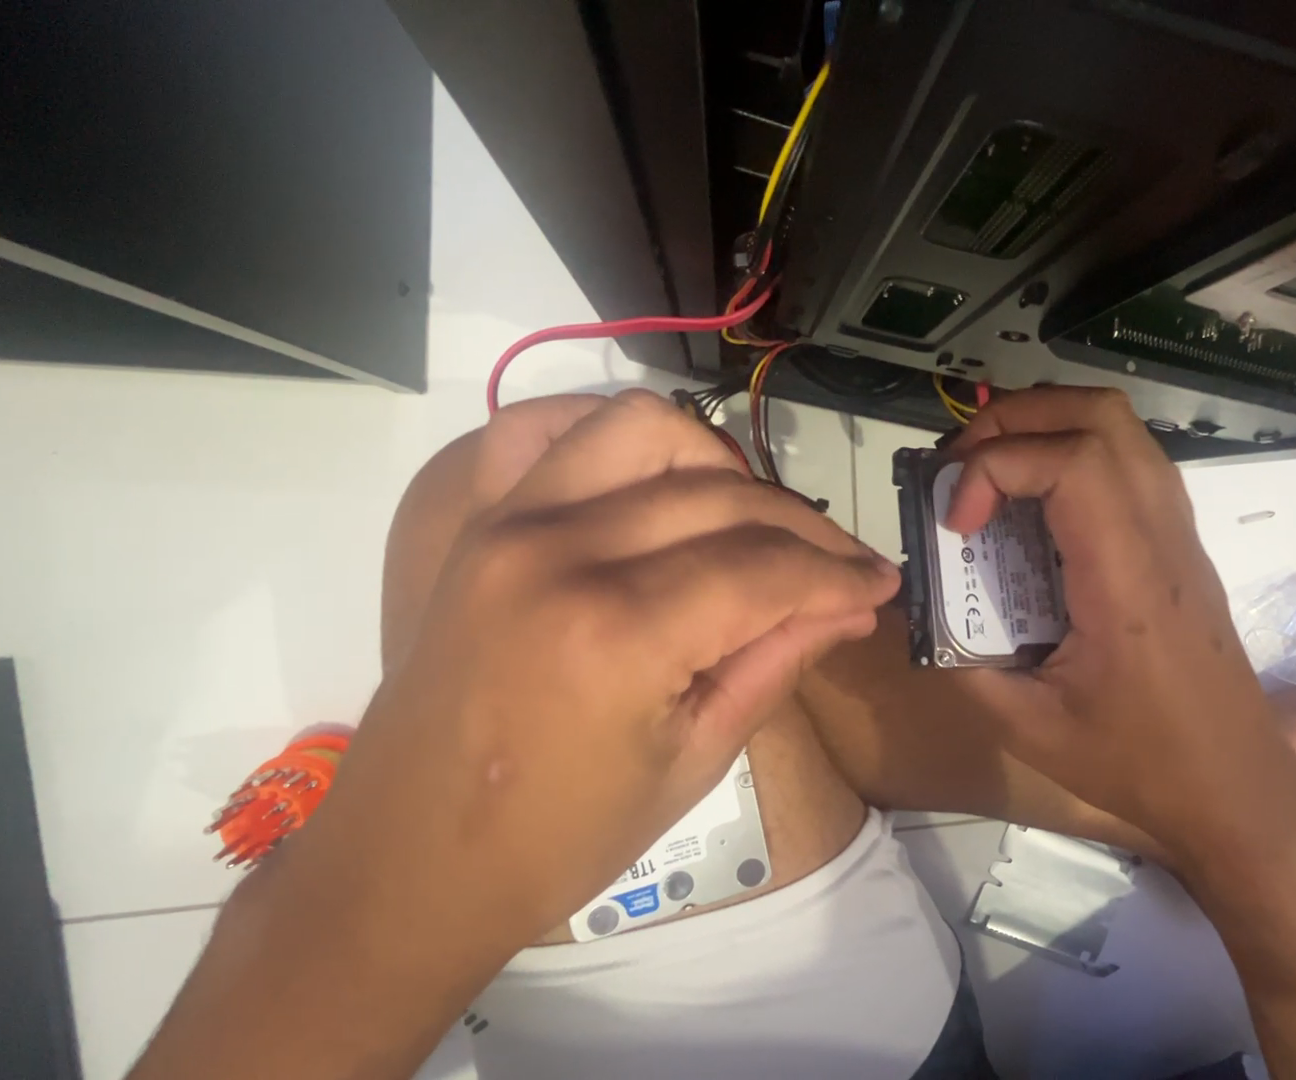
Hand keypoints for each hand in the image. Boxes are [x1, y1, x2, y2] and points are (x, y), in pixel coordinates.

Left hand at [292, 391, 901, 967]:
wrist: (413, 861)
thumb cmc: (563, 837)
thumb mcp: (695, 760)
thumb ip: (779, 660)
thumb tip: (854, 603)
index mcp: (618, 634)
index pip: (765, 569)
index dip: (839, 573)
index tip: (883, 583)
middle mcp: (561, 551)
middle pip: (721, 497)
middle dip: (803, 528)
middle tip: (842, 566)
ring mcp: (509, 521)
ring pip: (646, 431)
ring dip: (718, 464)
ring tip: (752, 521)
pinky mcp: (480, 520)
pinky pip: (555, 433)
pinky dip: (622, 444)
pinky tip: (660, 482)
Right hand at [944, 387, 1295, 859]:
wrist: (1234, 786)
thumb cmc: (1137, 762)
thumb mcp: (1027, 728)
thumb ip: (959, 661)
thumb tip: (920, 608)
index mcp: (1126, 579)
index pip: (1071, 461)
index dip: (996, 468)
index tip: (958, 525)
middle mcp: (1161, 535)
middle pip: (1096, 415)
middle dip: (1011, 421)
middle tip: (958, 471)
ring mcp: (1177, 530)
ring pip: (1118, 423)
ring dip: (1042, 426)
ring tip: (989, 473)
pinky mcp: (1177, 538)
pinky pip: (1127, 456)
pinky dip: (1070, 450)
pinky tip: (1034, 501)